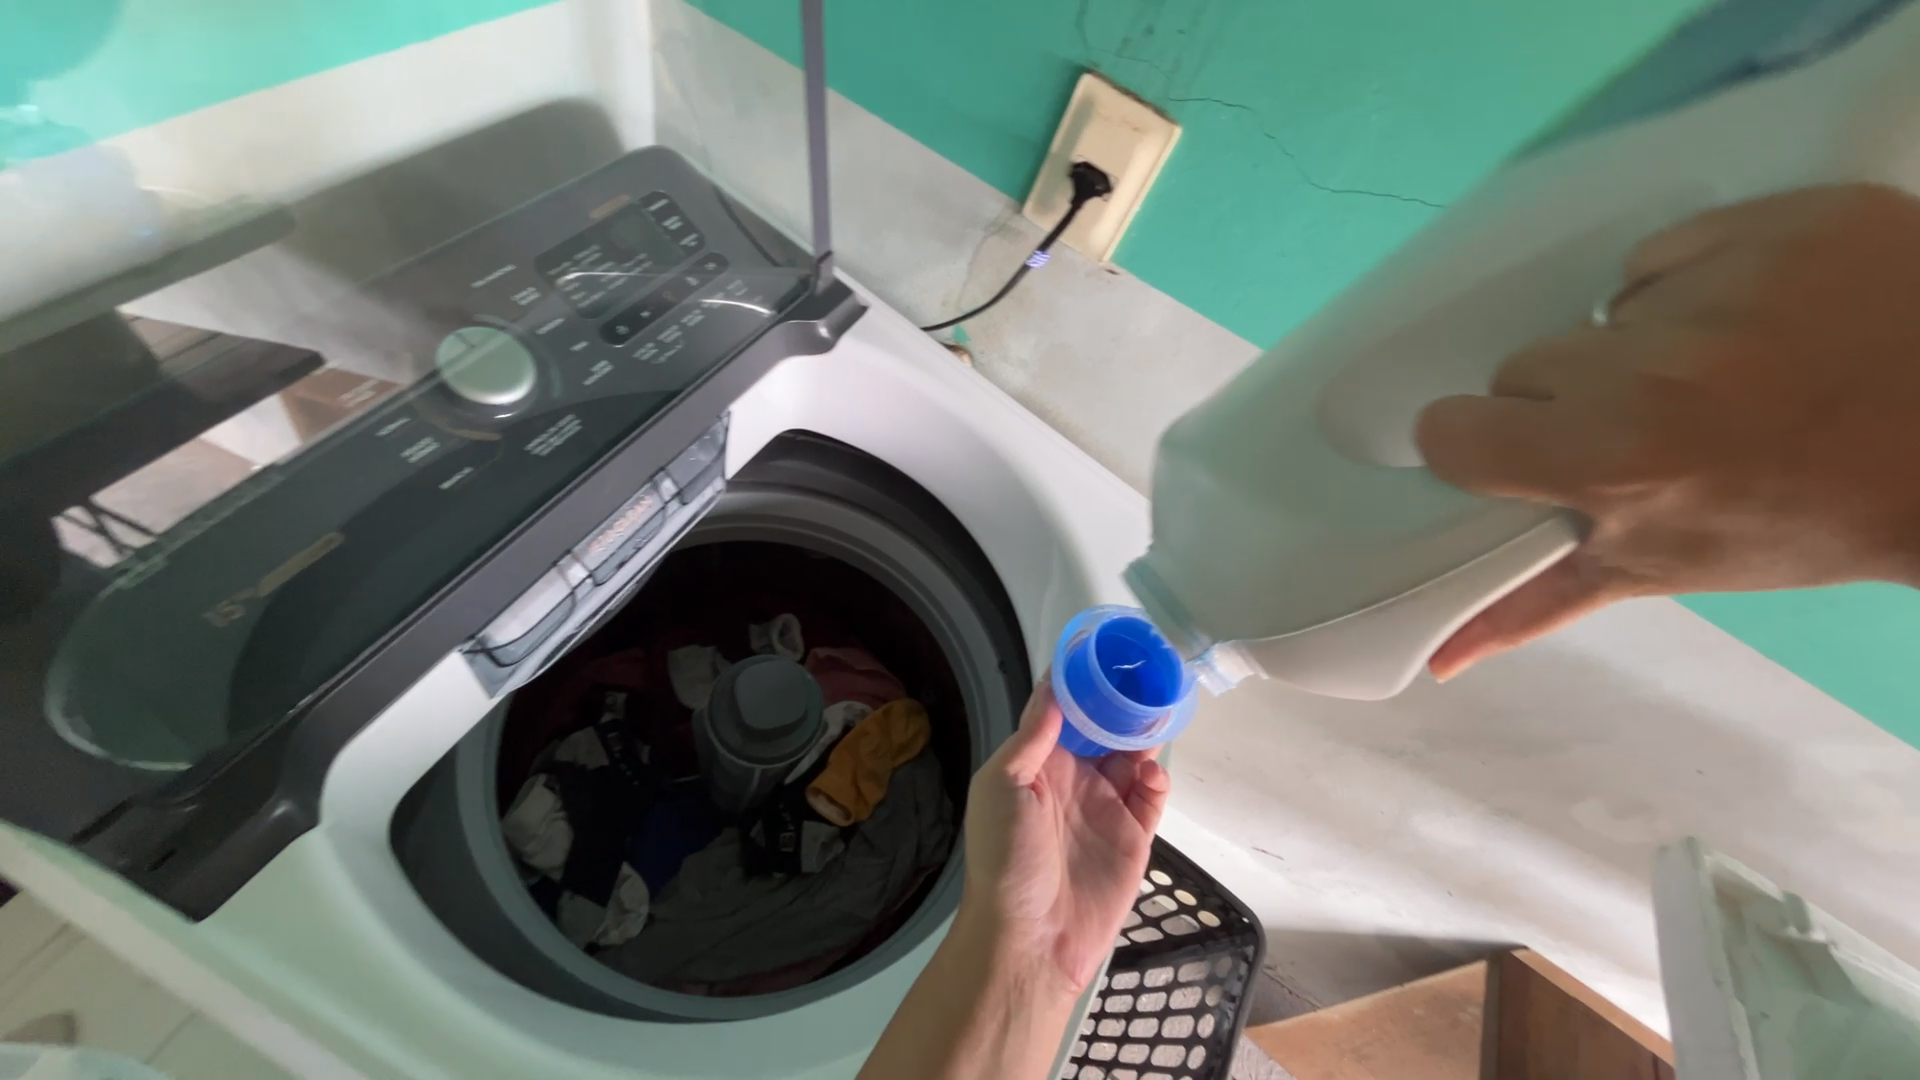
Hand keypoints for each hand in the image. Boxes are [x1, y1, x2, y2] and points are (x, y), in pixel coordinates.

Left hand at [855, 682, 1170, 1079]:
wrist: (1032, 937)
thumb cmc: (1007, 855)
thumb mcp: (1002, 785)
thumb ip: (1031, 736)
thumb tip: (1053, 686)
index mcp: (1037, 763)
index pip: (1062, 714)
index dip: (1080, 686)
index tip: (1103, 654)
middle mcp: (1072, 779)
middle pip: (1103, 731)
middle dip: (1120, 707)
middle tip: (1143, 679)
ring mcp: (1104, 807)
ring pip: (1131, 758)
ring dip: (1142, 738)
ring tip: (1155, 718)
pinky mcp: (1133, 837)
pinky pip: (1151, 798)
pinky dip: (1156, 780)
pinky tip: (1151, 774)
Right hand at [1417, 184, 1919, 679]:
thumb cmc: (1807, 519)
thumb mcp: (1659, 568)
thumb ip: (1531, 603)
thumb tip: (1433, 661)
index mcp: (1610, 461)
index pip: (1453, 428)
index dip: (1483, 440)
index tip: (1529, 450)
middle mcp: (1650, 372)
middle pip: (1524, 366)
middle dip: (1564, 395)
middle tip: (1639, 419)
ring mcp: (1723, 289)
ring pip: (1597, 311)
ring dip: (1632, 341)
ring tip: (1712, 368)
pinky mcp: (1783, 224)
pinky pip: (1671, 251)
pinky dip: (1696, 281)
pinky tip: (1755, 316)